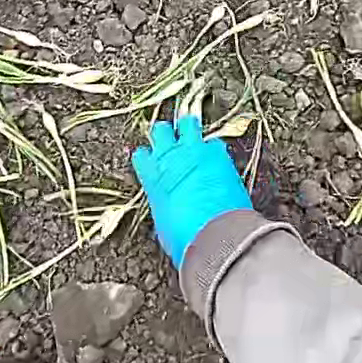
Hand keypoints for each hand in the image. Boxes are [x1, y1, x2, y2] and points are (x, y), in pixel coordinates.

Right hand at [133, 115, 250, 265]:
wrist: (215, 234)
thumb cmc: (185, 237)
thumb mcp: (164, 224)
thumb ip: (164, 204)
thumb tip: (169, 205)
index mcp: (152, 177)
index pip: (142, 155)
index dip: (147, 157)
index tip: (150, 159)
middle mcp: (171, 159)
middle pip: (162, 131)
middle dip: (165, 133)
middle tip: (169, 138)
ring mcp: (196, 152)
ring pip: (188, 124)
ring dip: (189, 128)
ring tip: (191, 131)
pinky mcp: (219, 154)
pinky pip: (214, 142)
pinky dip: (213, 148)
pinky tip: (215, 154)